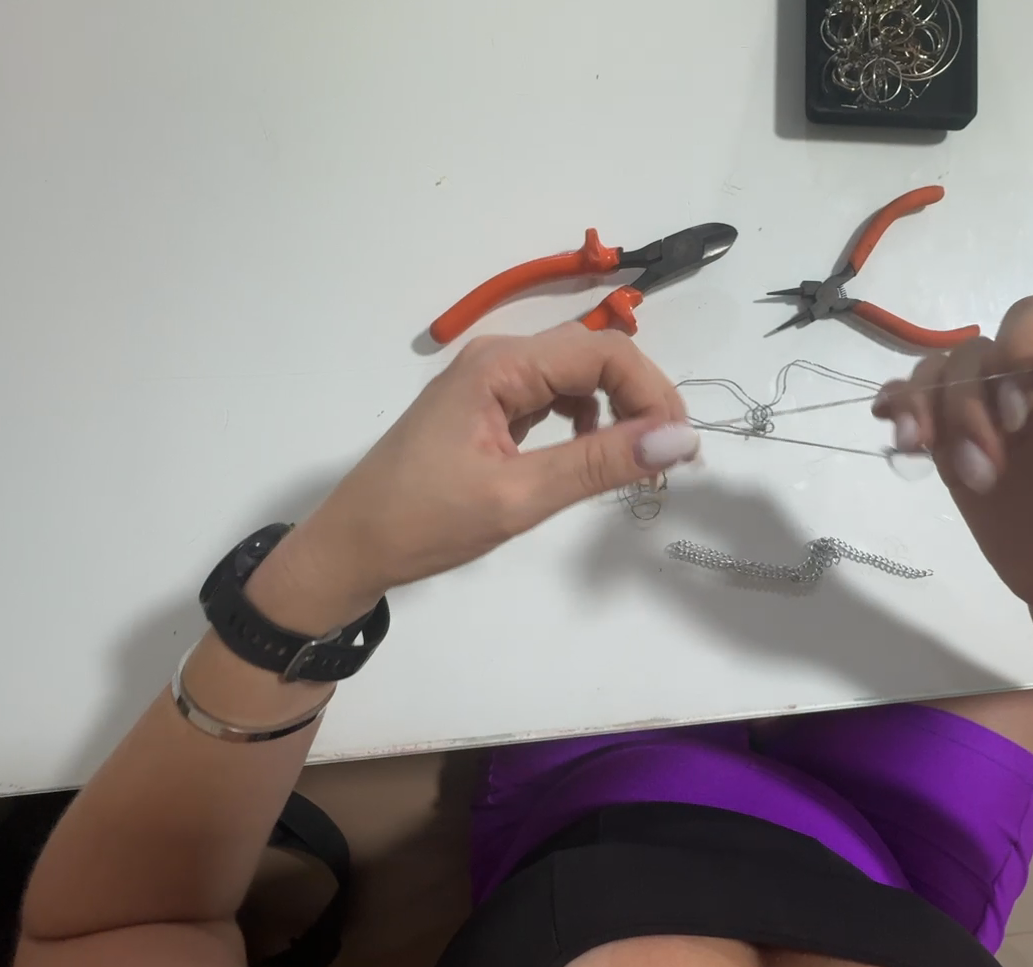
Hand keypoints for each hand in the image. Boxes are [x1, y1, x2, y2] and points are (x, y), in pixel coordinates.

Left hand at [262, 324, 698, 624]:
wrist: (354, 547)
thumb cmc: (426, 521)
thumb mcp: (519, 496)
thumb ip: (599, 464)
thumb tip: (678, 439)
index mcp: (501, 366)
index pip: (603, 352)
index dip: (652, 393)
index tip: (678, 448)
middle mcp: (498, 359)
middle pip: (593, 357)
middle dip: (640, 401)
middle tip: (664, 460)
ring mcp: (491, 382)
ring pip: (577, 378)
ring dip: (616, 412)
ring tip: (633, 462)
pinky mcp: (489, 408)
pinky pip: (554, 400)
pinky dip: (585, 423)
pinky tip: (587, 455)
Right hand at [872, 296, 1032, 617]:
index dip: (1016, 347)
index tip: (1017, 415)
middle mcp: (1032, 389)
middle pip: (976, 352)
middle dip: (967, 404)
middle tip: (985, 472)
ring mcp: (989, 420)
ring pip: (938, 375)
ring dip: (923, 407)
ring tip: (919, 451)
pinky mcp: (955, 452)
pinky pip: (917, 411)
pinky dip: (898, 412)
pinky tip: (897, 437)